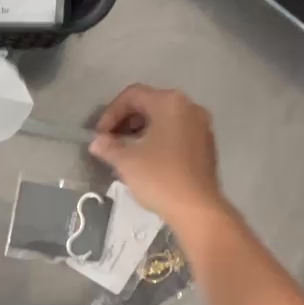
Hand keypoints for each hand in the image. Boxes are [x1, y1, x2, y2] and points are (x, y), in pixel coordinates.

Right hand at [89, 85, 228, 227]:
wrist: (196, 208)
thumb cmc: (160, 179)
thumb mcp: (127, 162)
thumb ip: (108, 147)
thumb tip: (97, 142)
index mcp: (170, 102)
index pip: (132, 95)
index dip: (110, 113)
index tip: (99, 136)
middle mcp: (189, 106)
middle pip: (150, 104)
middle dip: (126, 122)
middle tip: (110, 144)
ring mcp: (201, 126)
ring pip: (164, 120)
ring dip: (141, 133)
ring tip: (126, 154)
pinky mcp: (206, 145)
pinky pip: (177, 134)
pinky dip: (159, 141)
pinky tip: (148, 162)